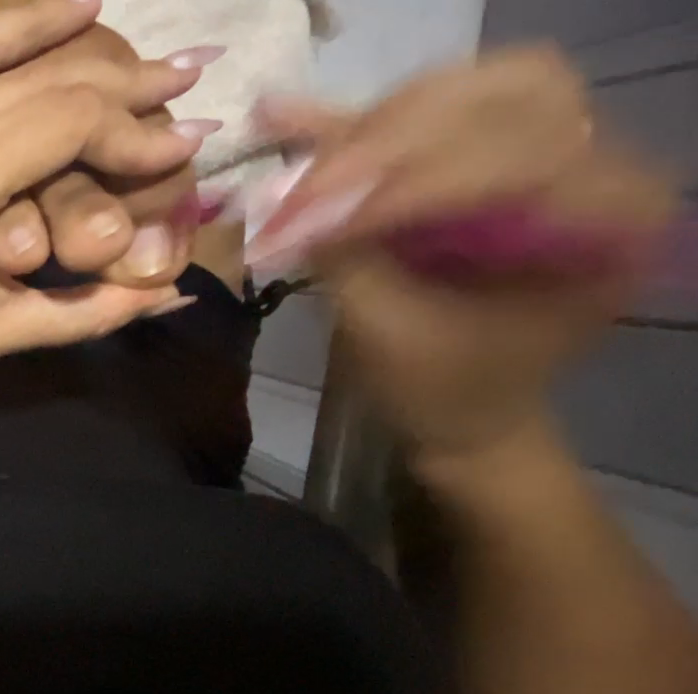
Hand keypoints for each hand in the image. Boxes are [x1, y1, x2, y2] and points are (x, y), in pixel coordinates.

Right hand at [250, 47, 677, 460]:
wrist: (472, 408)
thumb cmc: (445, 389)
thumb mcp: (395, 340)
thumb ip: (351, 267)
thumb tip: (286, 215)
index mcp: (608, 219)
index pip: (509, 163)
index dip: (396, 190)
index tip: (305, 229)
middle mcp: (597, 162)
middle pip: (496, 97)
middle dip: (385, 141)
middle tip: (305, 194)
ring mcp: (545, 151)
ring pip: (462, 91)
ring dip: (369, 128)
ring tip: (297, 172)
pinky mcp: (489, 155)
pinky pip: (425, 118)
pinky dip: (353, 122)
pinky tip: (278, 115)